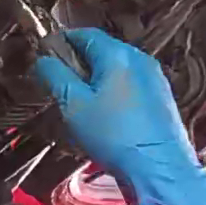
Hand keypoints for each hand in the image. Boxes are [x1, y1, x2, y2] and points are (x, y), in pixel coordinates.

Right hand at [33, 28, 205, 204]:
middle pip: (102, 50)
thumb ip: (55, 76)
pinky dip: (114, 92)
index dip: (61, 42)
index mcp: (118, 54)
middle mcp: (140, 59)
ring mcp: (155, 79)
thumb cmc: (114, 136)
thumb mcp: (74, 106)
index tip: (44, 56)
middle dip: (78, 63)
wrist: (161, 170)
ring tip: (79, 103)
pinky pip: (131, 86)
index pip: (84, 34)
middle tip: (59, 83)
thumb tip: (42, 59)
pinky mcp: (162, 99)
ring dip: (96, 79)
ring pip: (117, 70)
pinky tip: (105, 115)